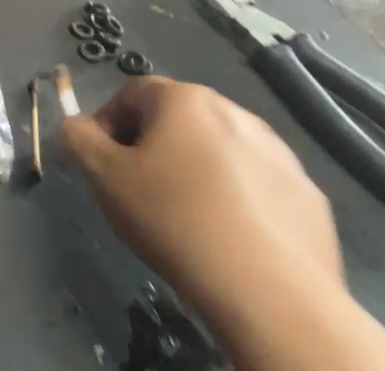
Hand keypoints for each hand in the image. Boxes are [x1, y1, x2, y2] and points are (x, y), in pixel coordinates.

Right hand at [64, 76, 384, 370]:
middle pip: (176, 119)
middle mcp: (236, 113)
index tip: (101, 162)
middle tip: (137, 186)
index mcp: (185, 100)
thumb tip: (76, 127)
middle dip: (151, 145)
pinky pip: (255, 184)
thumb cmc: (172, 217)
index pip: (130, 93)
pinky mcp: (308, 196)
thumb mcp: (101, 174)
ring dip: (194, 169)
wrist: (268, 291)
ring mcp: (280, 155)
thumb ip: (77, 137)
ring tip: (183, 214)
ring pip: (218, 151)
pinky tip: (224, 234)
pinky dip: (235, 198)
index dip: (106, 124)